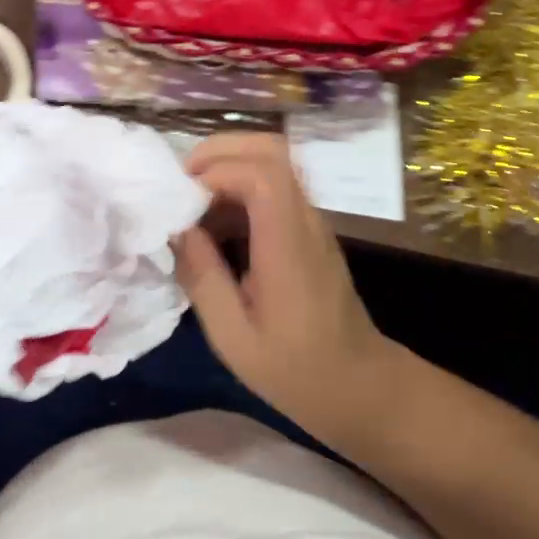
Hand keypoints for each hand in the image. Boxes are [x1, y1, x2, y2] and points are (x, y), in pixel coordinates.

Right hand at [173, 133, 397, 434]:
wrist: (363, 389)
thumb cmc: (297, 371)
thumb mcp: (234, 337)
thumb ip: (202, 277)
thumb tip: (174, 228)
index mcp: (288, 246)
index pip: (261, 175)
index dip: (215, 173)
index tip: (182, 204)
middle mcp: (305, 221)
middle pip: (270, 150)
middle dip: (218, 152)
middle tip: (180, 184)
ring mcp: (311, 222)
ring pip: (271, 162)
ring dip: (225, 169)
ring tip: (190, 206)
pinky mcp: (307, 231)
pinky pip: (272, 186)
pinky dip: (236, 189)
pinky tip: (213, 227)